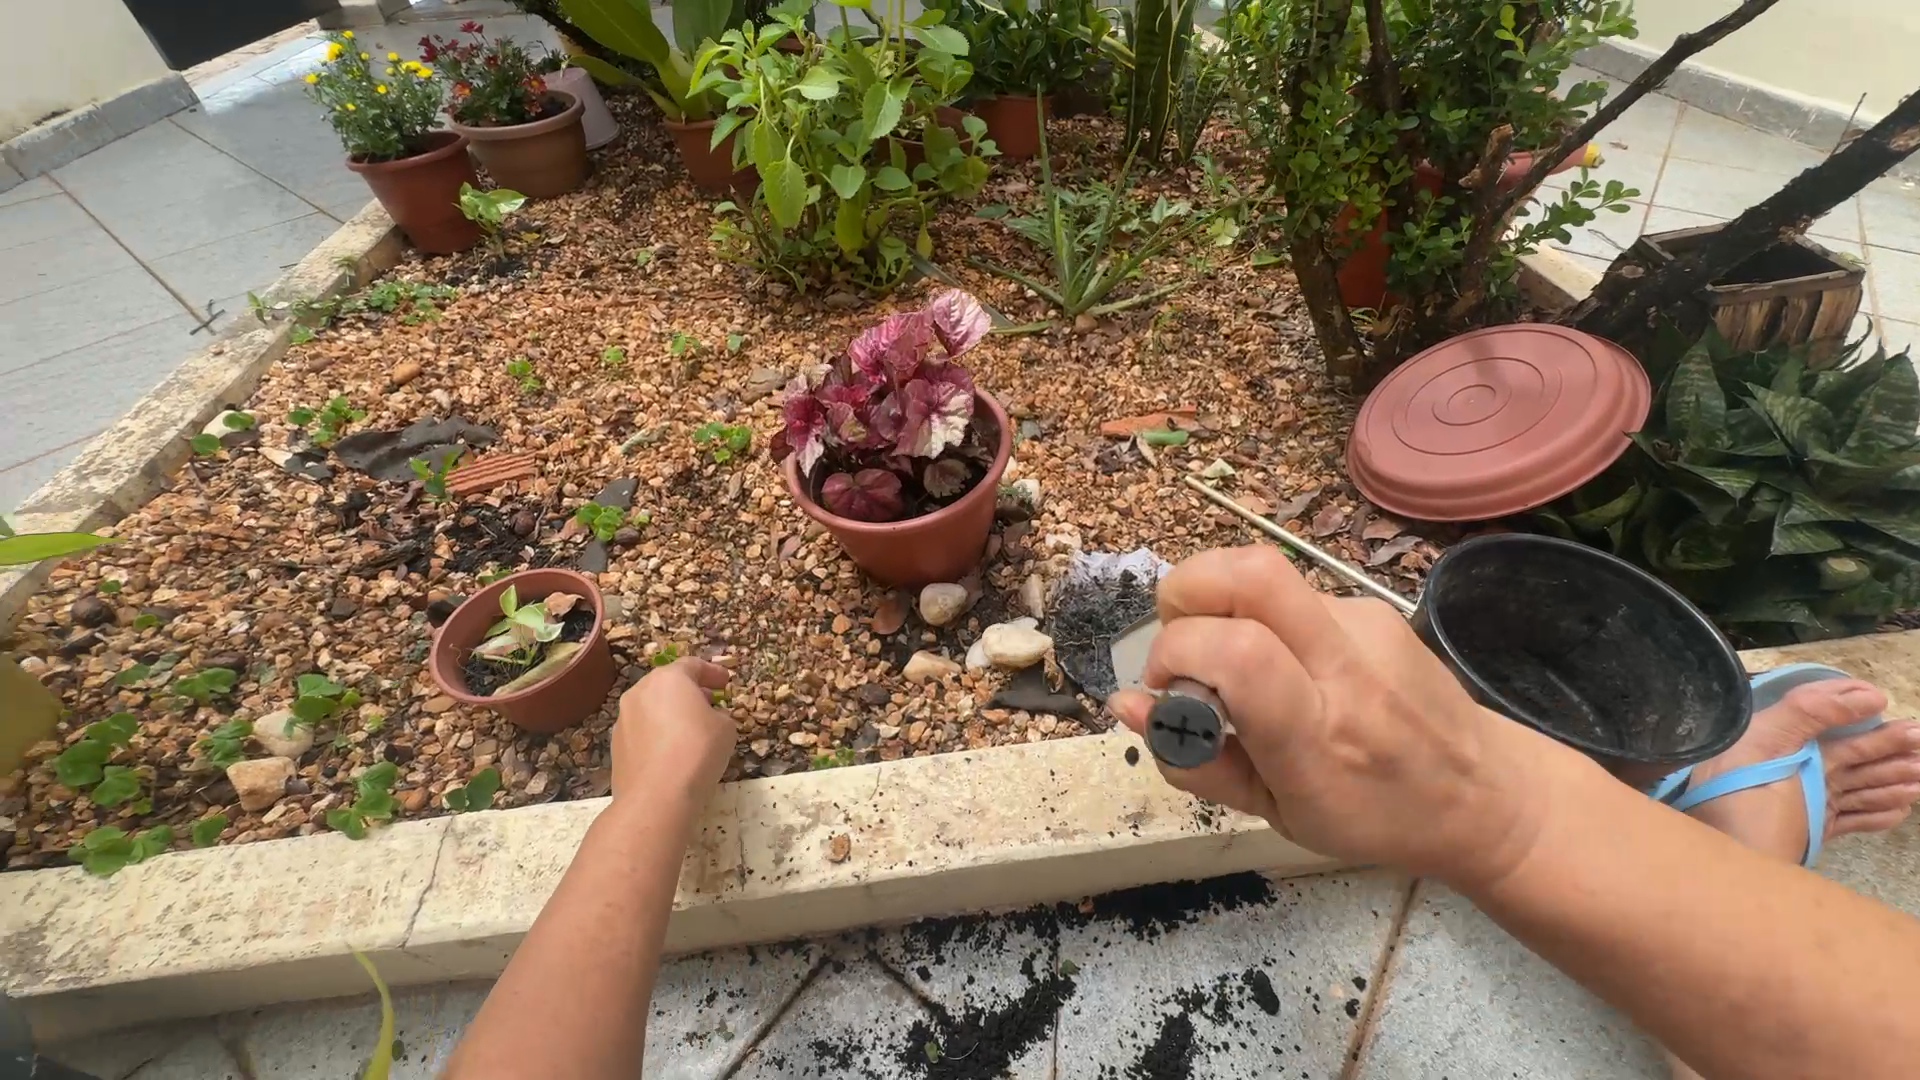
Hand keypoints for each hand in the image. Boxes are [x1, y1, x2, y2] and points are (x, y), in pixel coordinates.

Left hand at [611, 658, 735, 805]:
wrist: (656, 796)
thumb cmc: (698, 750)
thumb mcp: (725, 727)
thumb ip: (717, 714)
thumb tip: (706, 719)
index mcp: (669, 679)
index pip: (692, 665)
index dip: (712, 672)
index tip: (725, 682)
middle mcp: (640, 692)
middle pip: (668, 684)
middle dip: (689, 691)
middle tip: (709, 702)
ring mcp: (623, 719)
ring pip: (652, 707)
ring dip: (671, 712)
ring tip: (690, 729)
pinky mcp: (616, 746)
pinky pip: (642, 730)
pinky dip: (658, 733)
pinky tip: (672, 752)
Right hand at [1108, 547, 1556, 888]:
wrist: (1491, 796)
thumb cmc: (1370, 817)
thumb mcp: (1272, 814)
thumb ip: (1191, 761)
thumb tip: (1125, 703)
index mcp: (1318, 737)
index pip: (1238, 654)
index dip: (1178, 652)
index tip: (1166, 685)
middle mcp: (1347, 666)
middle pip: (1252, 572)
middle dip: (1184, 588)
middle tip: (1180, 639)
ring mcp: (1365, 624)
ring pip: (1260, 575)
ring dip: (1217, 607)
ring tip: (1234, 662)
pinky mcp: (1372, 604)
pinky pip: (1287, 594)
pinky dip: (1258, 619)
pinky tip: (1285, 664)